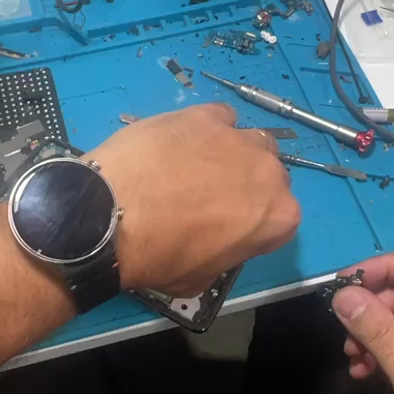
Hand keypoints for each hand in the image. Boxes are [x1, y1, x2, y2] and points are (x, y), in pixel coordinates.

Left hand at [86, 103, 298, 295]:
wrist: (112, 217)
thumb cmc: (159, 257)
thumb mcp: (201, 279)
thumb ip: (224, 254)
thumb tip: (214, 243)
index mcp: (278, 217)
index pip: (280, 219)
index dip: (255, 227)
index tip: (229, 230)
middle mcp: (268, 172)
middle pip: (269, 176)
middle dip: (247, 187)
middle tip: (210, 200)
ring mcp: (237, 138)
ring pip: (251, 142)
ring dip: (234, 154)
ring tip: (196, 168)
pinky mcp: (203, 115)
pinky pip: (220, 117)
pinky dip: (208, 128)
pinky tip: (182, 142)